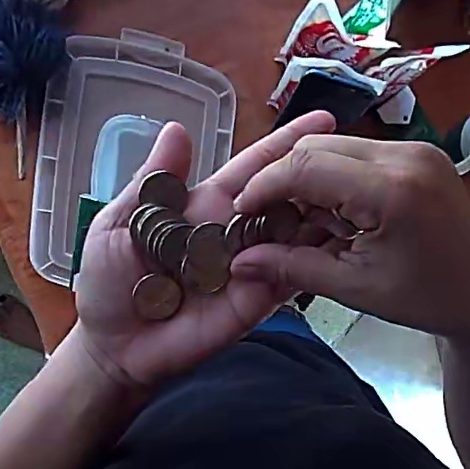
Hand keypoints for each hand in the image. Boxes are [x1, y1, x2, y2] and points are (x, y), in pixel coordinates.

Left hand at [69, 112, 338, 388]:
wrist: (114, 347)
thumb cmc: (110, 283)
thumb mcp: (122, 223)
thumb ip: (155, 182)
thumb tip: (177, 129)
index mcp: (206, 208)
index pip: (254, 170)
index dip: (285, 146)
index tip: (322, 122)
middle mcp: (236, 234)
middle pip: (285, 200)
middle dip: (320, 177)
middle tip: (356, 157)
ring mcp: (250, 268)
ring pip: (296, 236)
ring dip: (326, 215)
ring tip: (359, 193)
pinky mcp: (255, 301)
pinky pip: (288, 277)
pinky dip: (313, 260)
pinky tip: (339, 241)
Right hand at [229, 136, 469, 345]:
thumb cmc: (424, 299)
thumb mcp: (354, 287)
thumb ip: (293, 268)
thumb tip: (239, 261)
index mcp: (392, 190)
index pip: (306, 166)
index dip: (264, 186)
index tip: (242, 212)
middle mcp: (404, 155)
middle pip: (316, 148)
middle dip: (283, 183)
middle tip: (267, 221)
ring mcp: (415, 149)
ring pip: (333, 148)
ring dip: (308, 182)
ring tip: (303, 226)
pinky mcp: (417, 154)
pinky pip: (356, 156)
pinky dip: (333, 182)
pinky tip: (331, 217)